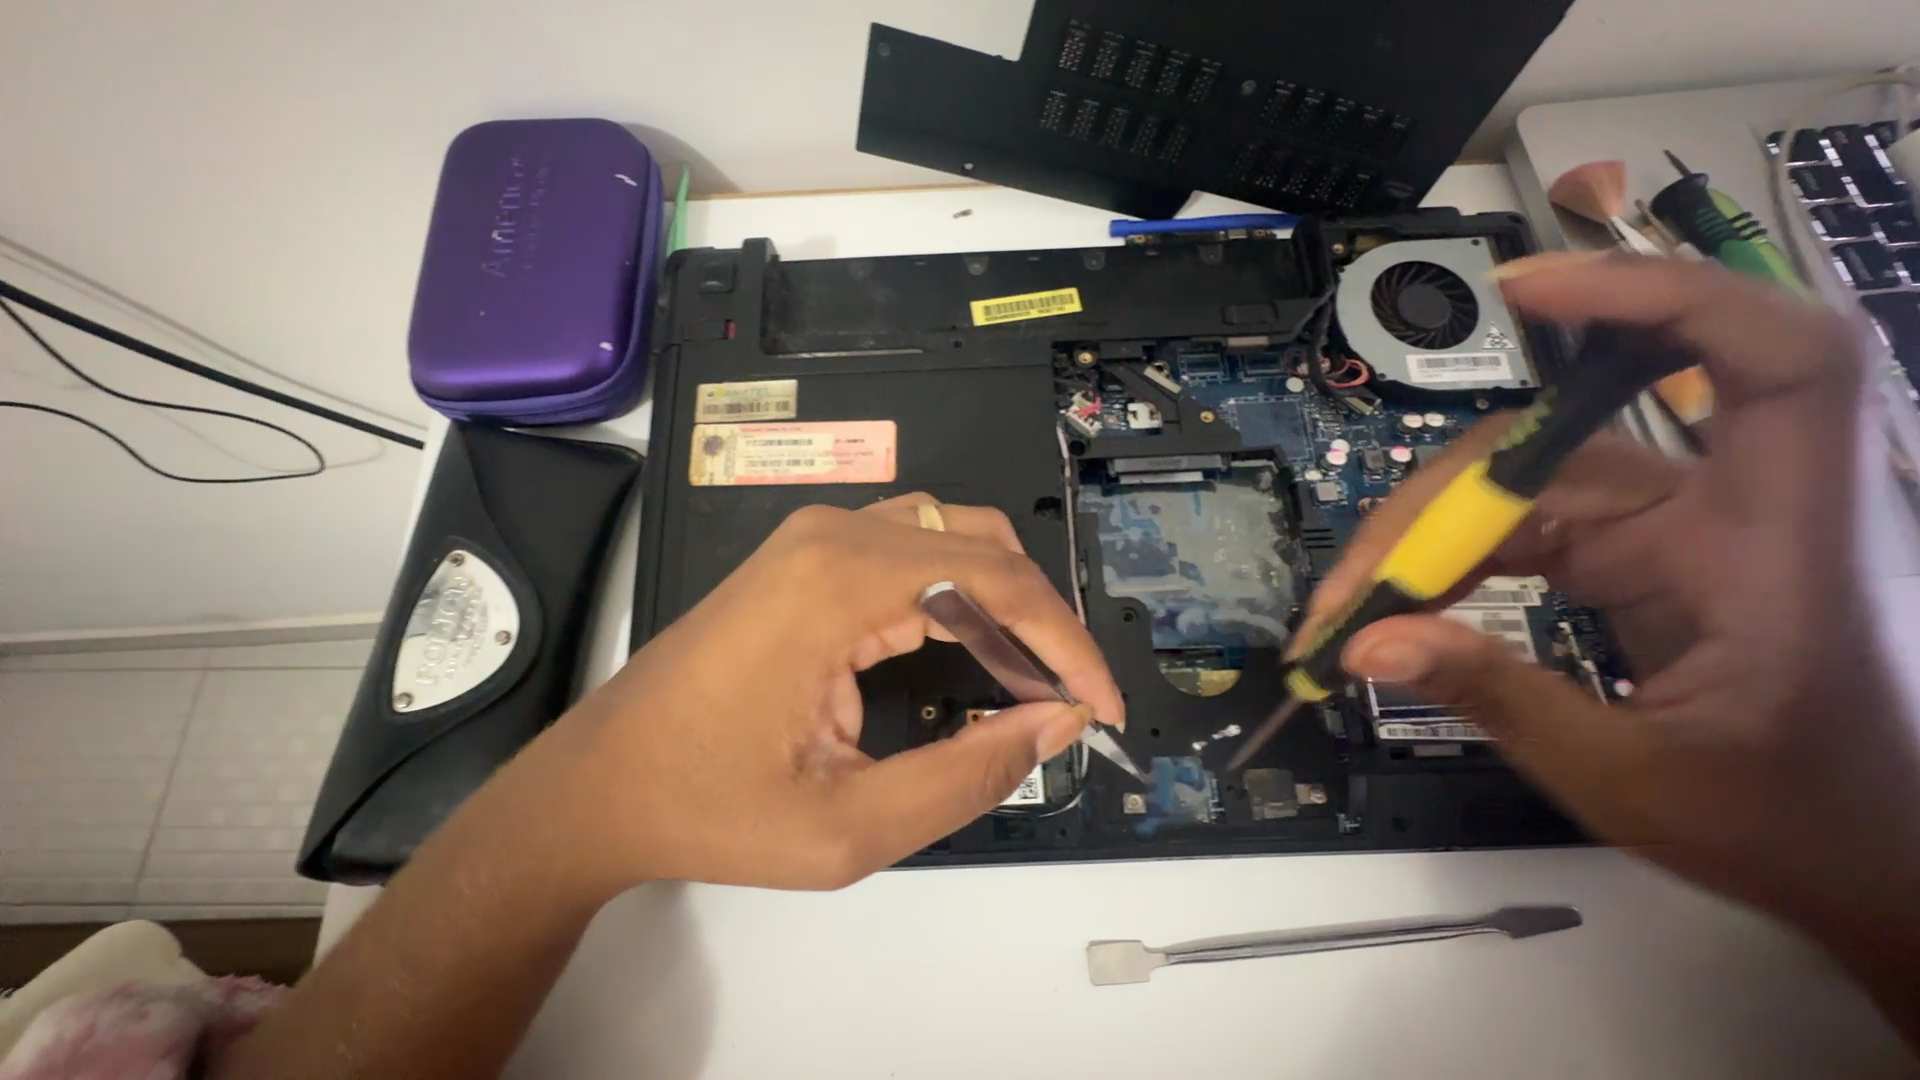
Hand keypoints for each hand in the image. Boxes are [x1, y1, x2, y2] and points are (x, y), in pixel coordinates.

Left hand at [547, 494, 1123, 889]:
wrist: (601, 783)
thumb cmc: (713, 808)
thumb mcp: (850, 828)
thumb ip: (969, 776)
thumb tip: (1055, 721)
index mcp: (840, 581)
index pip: (995, 584)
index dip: (1066, 643)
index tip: (1100, 704)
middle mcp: (833, 534)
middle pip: (980, 547)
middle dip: (1040, 621)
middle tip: (1064, 699)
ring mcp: (813, 536)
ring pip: (950, 536)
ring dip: (1003, 600)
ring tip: (1025, 678)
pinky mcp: (804, 554)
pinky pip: (910, 549)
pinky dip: (958, 592)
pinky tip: (969, 648)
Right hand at [1302, 254, 1919, 947]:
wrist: (1884, 877)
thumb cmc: (1797, 830)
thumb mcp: (1630, 778)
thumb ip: (1496, 697)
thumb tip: (1365, 645)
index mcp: (1776, 542)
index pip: (1766, 359)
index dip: (1653, 297)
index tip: (1521, 288)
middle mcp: (1723, 511)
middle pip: (1553, 453)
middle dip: (1433, 510)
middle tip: (1347, 594)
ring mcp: (1675, 535)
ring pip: (1520, 492)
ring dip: (1424, 544)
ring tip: (1351, 611)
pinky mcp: (1638, 564)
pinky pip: (1524, 535)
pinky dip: (1452, 566)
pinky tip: (1400, 608)